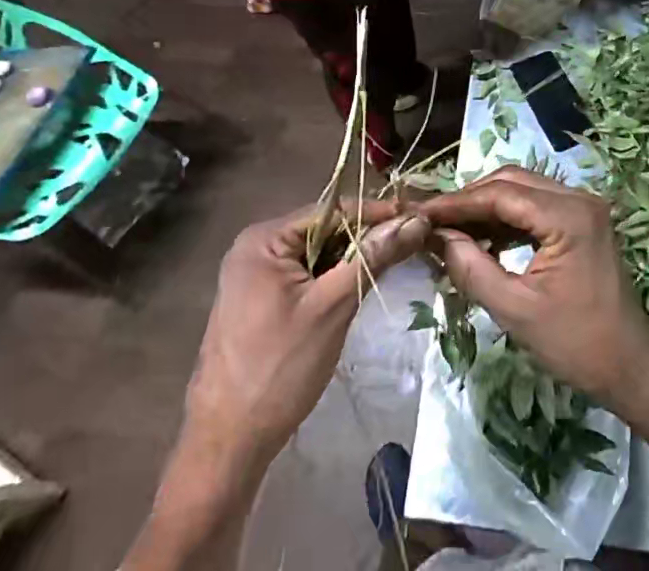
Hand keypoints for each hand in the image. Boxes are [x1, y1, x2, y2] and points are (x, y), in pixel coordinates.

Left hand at [181, 202, 430, 462]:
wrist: (228, 439)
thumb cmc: (279, 367)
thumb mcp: (333, 306)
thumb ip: (374, 257)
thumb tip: (416, 221)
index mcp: (264, 239)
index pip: (332, 209)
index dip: (378, 212)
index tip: (420, 216)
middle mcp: (256, 247)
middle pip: (325, 229)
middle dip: (368, 236)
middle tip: (415, 241)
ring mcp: (256, 274)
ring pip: (319, 253)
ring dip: (354, 258)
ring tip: (399, 260)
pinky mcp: (262, 298)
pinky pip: (308, 274)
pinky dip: (336, 277)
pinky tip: (364, 285)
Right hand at [419, 169, 648, 466]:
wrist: (630, 366)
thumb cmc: (576, 343)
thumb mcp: (515, 310)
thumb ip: (472, 268)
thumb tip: (437, 237)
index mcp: (569, 215)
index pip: (501, 193)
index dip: (456, 202)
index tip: (420, 213)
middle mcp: (580, 198)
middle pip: (512, 181)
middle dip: (470, 200)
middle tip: (432, 221)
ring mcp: (584, 209)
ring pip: (523, 191)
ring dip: (487, 207)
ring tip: (450, 231)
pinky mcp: (583, 222)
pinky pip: (536, 208)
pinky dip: (507, 219)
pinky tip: (482, 239)